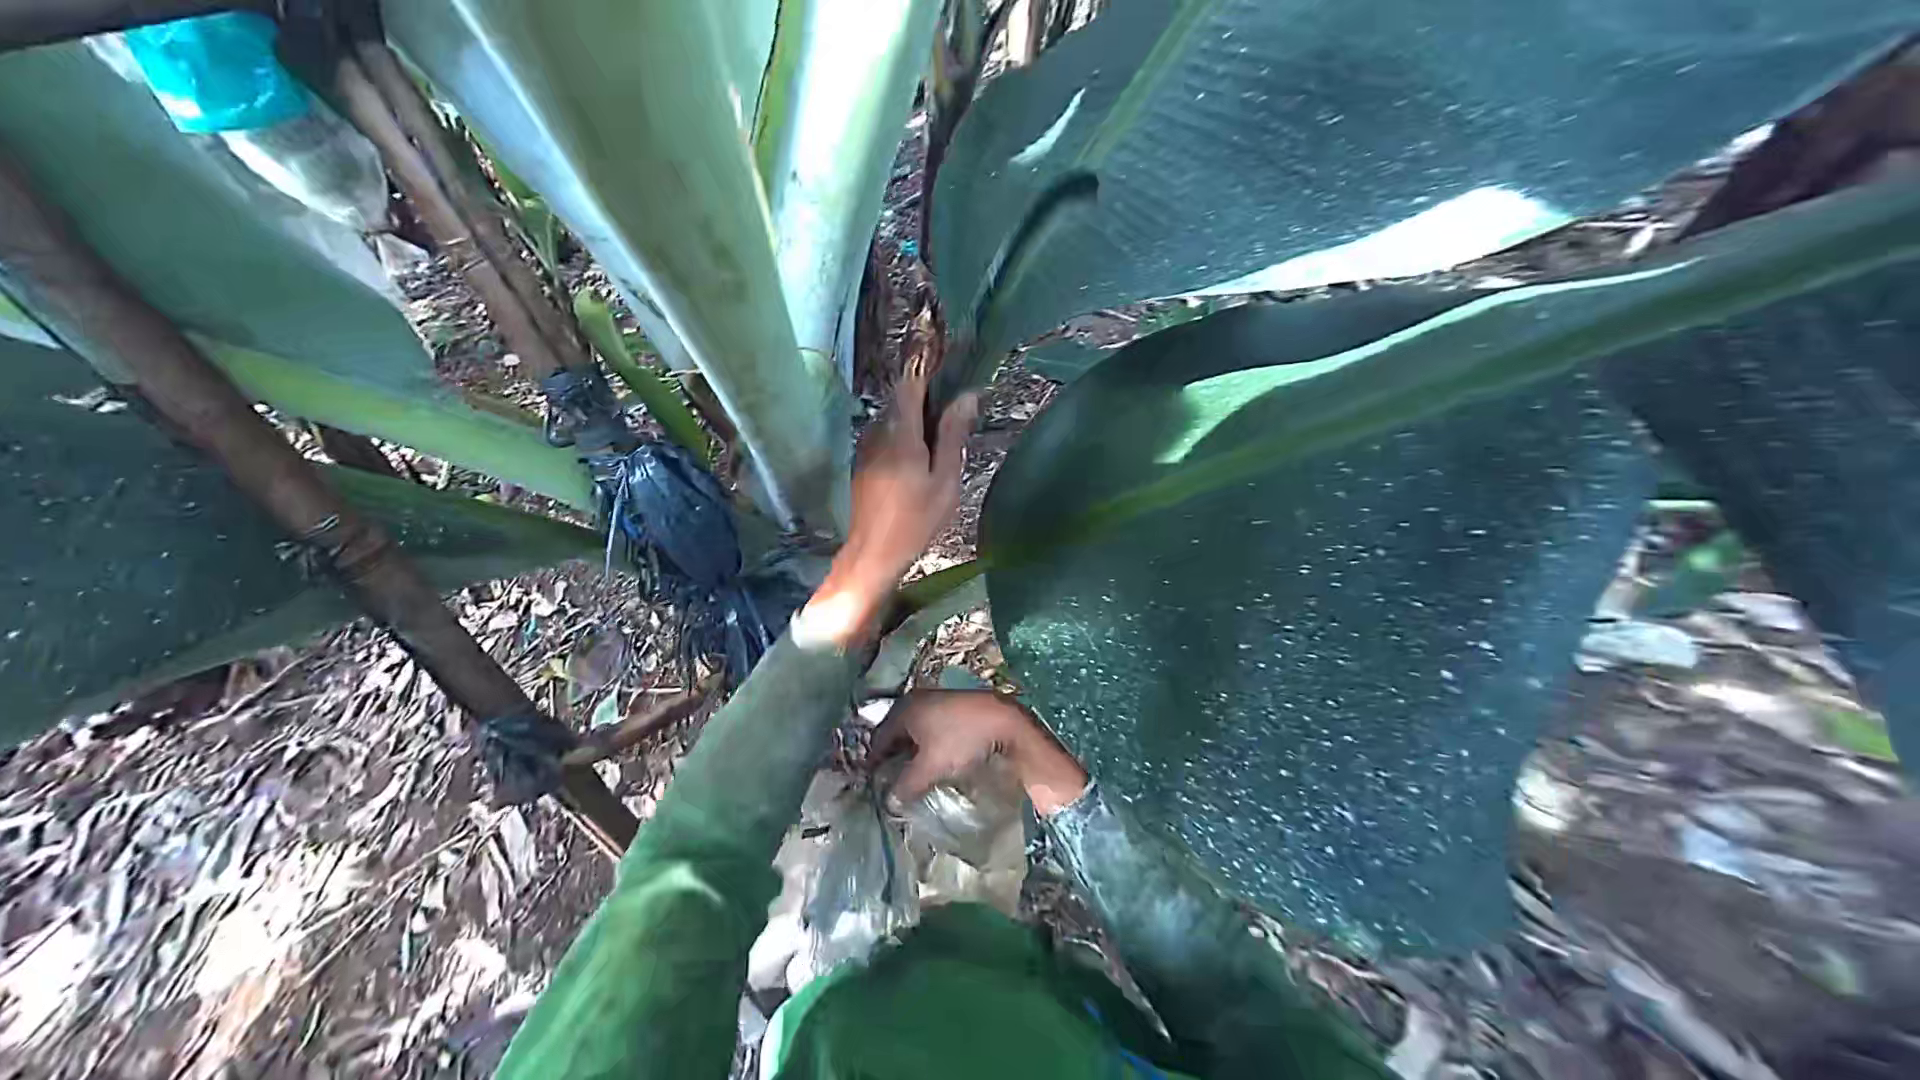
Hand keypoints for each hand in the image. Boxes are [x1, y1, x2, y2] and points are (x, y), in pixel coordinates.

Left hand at [799, 364, 978, 647]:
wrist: (872, 555)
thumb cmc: (916, 521)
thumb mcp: (944, 480)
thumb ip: (953, 436)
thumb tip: (966, 396)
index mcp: (900, 434)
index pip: (910, 383)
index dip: (928, 367)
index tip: (950, 360)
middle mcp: (877, 433)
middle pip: (903, 400)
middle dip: (929, 397)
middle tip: (958, 408)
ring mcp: (866, 449)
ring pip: (895, 420)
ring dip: (918, 419)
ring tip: (944, 436)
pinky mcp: (862, 464)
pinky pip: (887, 438)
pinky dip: (906, 437)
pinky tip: (922, 459)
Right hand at [868, 690, 1089, 815]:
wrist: (1005, 721)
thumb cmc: (961, 740)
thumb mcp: (930, 767)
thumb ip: (906, 785)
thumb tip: (890, 801)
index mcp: (904, 709)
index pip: (878, 739)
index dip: (874, 763)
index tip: (873, 785)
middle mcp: (916, 700)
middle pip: (896, 734)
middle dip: (894, 758)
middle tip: (892, 782)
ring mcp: (937, 701)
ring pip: (915, 732)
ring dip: (912, 752)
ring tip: (914, 776)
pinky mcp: (955, 707)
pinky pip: (932, 729)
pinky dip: (928, 745)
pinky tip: (935, 761)